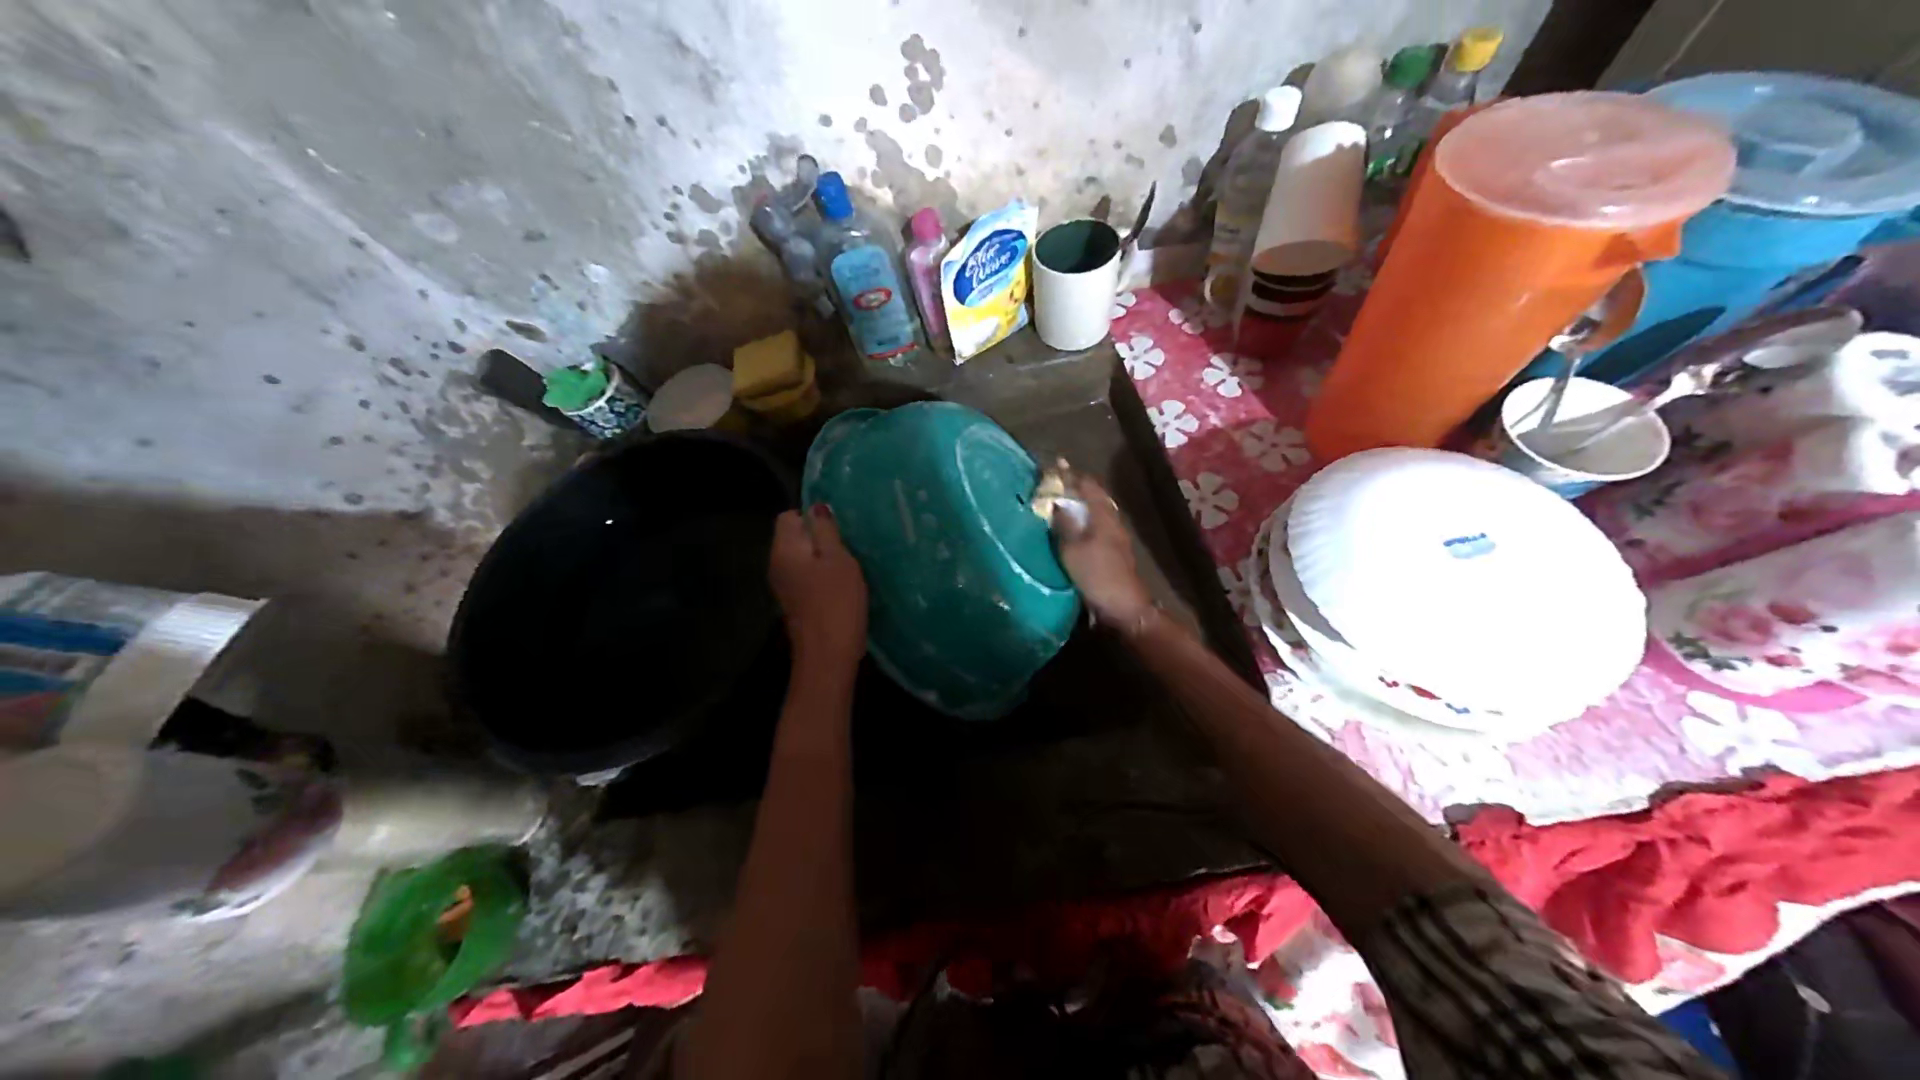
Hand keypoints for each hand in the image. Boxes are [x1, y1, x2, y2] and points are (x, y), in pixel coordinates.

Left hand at [769, 505, 868, 671]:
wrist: (827, 657)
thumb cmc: (835, 603)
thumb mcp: (837, 559)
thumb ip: (825, 530)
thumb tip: (815, 507)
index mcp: (783, 550)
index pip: (789, 516)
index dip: (813, 516)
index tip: (839, 527)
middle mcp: (777, 565)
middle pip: (796, 538)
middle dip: (821, 537)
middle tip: (850, 545)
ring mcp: (785, 587)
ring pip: (804, 559)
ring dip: (825, 559)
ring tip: (851, 564)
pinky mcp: (797, 604)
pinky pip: (808, 578)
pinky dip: (824, 577)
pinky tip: (844, 586)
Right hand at [1048, 470, 1156, 633]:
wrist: (1124, 608)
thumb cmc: (1097, 575)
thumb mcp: (1074, 549)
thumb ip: (1065, 523)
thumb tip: (1057, 501)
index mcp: (1103, 516)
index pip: (1088, 485)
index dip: (1071, 474)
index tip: (1054, 466)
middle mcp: (1112, 522)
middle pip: (1094, 497)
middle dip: (1075, 487)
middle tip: (1054, 483)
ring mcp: (1115, 537)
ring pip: (1096, 512)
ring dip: (1079, 504)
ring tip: (1059, 502)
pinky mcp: (1113, 552)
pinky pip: (1095, 526)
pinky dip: (1082, 521)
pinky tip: (1071, 528)